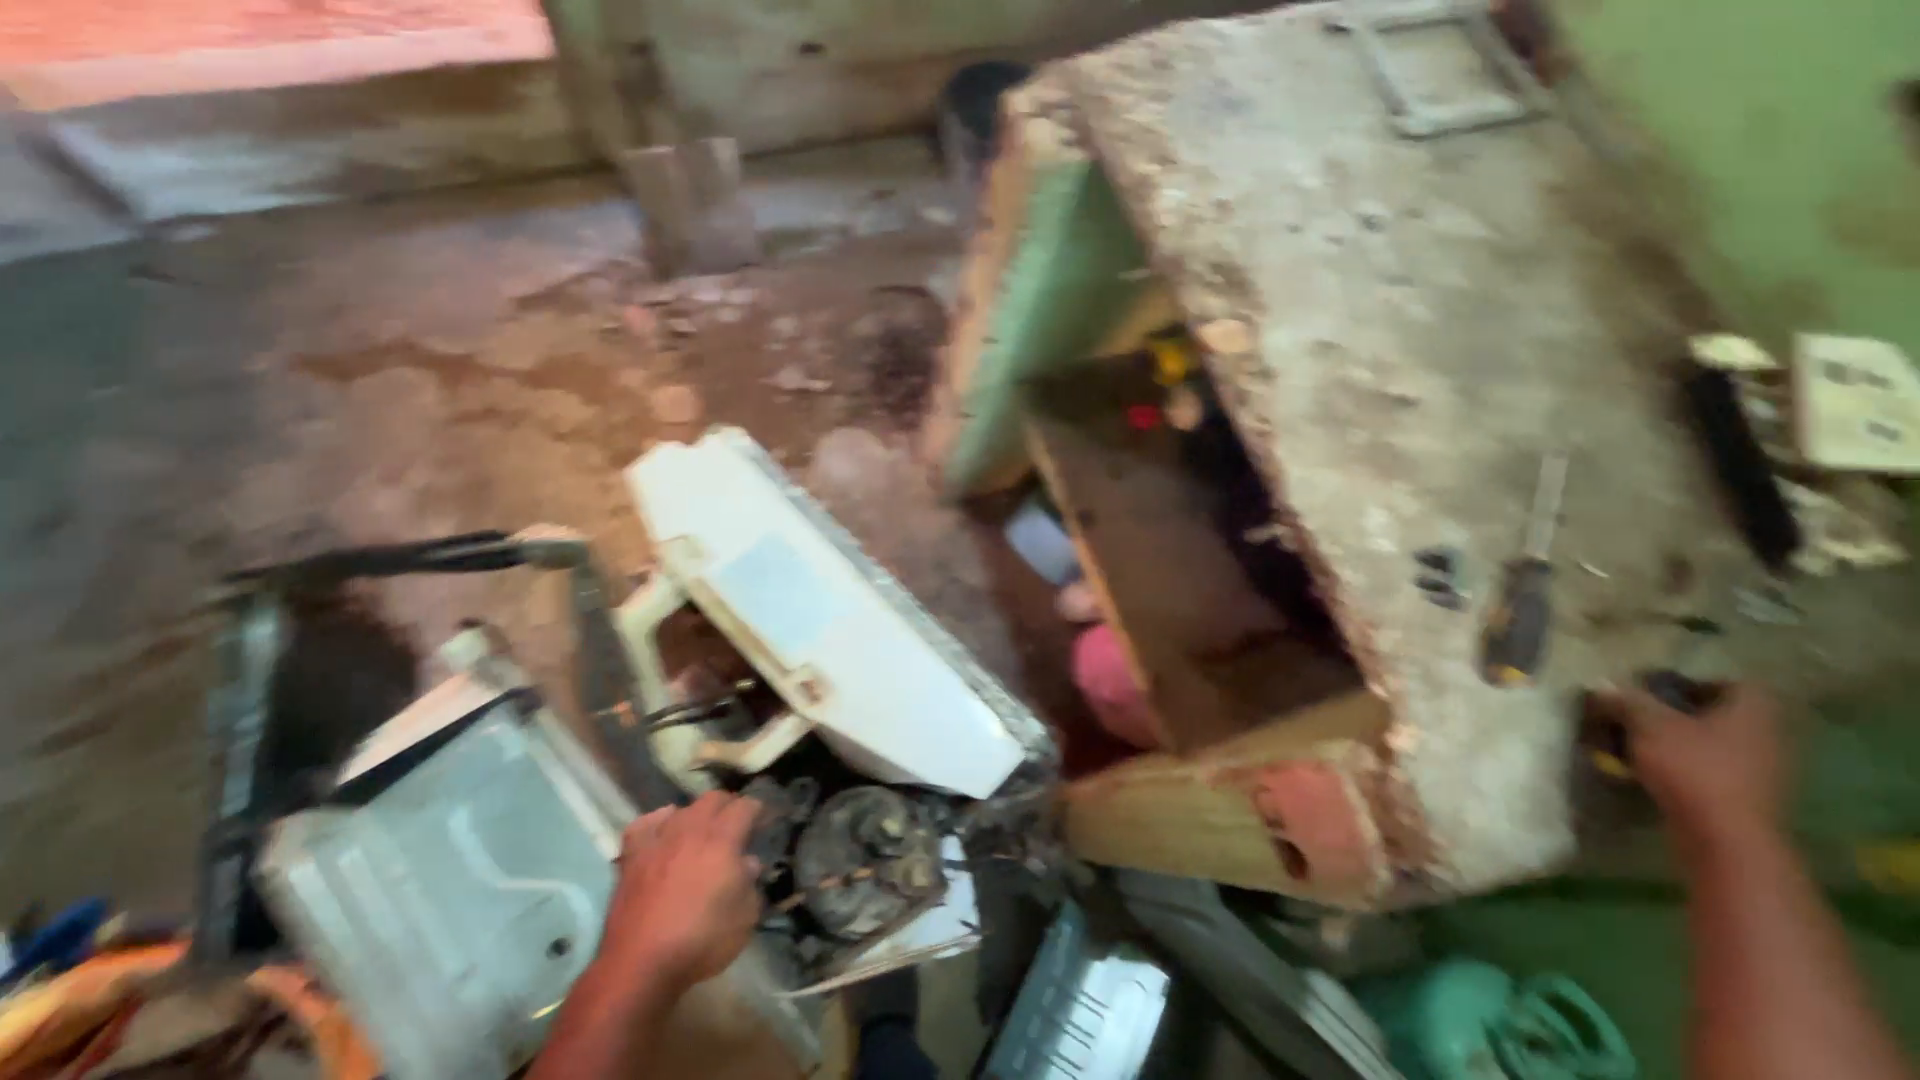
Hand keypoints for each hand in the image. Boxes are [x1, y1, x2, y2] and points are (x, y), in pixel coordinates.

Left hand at [599, 792, 762, 991]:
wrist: (641, 964)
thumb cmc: (701, 941)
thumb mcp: (745, 918)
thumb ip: (750, 883)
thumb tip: (746, 863)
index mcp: (722, 841)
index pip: (745, 807)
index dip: (758, 810)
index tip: (765, 821)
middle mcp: (690, 830)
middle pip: (713, 799)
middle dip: (729, 806)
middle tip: (737, 826)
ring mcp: (658, 840)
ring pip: (681, 808)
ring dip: (696, 816)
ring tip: (701, 834)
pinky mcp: (631, 856)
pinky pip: (646, 824)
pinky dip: (659, 822)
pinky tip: (663, 832)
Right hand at [1607, 682, 1783, 850]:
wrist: (1725, 837)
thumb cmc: (1693, 768)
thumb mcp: (1648, 725)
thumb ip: (1626, 701)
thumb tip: (1601, 684)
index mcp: (1753, 710)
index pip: (1731, 683)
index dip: (1693, 683)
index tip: (1657, 693)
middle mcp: (1767, 736)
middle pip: (1720, 715)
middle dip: (1680, 716)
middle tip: (1642, 720)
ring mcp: (1762, 771)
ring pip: (1715, 745)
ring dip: (1681, 744)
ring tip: (1640, 749)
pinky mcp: (1748, 799)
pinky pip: (1714, 772)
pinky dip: (1687, 770)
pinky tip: (1655, 776)